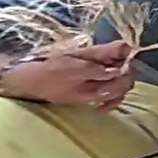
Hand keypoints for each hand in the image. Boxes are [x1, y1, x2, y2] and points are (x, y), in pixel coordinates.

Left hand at [0, 41, 136, 108]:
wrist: (28, 84)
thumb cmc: (45, 70)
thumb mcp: (65, 66)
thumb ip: (91, 69)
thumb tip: (116, 71)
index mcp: (100, 53)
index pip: (124, 48)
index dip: (127, 57)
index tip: (118, 70)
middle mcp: (107, 63)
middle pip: (129, 68)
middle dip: (120, 82)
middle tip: (102, 92)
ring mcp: (104, 78)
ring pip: (125, 83)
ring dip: (117, 93)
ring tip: (98, 100)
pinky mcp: (100, 91)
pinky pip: (117, 95)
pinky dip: (113, 102)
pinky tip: (101, 108)